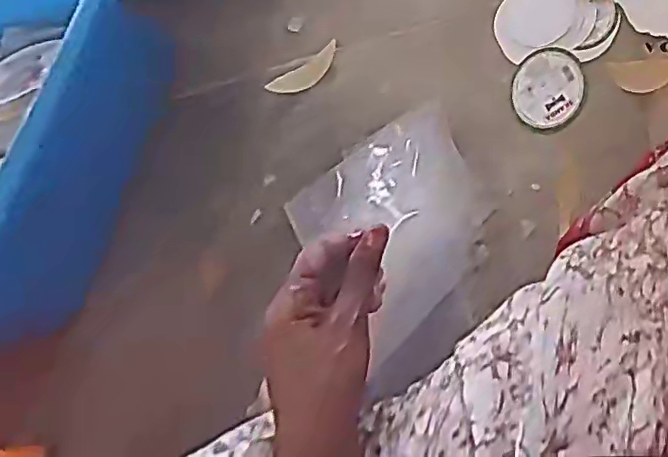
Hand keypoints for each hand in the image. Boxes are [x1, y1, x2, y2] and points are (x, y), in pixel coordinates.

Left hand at [262, 226, 387, 456]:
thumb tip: (377, 230)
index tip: (381, 238)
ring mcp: (295, 330)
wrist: (319, 436)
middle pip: (322, 269)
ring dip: (356, 283)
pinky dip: (352, 301)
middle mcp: (286, 313)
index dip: (348, 240)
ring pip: (329, 288)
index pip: (316, 253)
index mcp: (286, 304)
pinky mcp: (309, 344)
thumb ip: (363, 272)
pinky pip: (331, 307)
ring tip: (378, 293)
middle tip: (381, 272)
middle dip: (355, 263)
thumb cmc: (330, 377)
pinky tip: (369, 308)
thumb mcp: (350, 318)